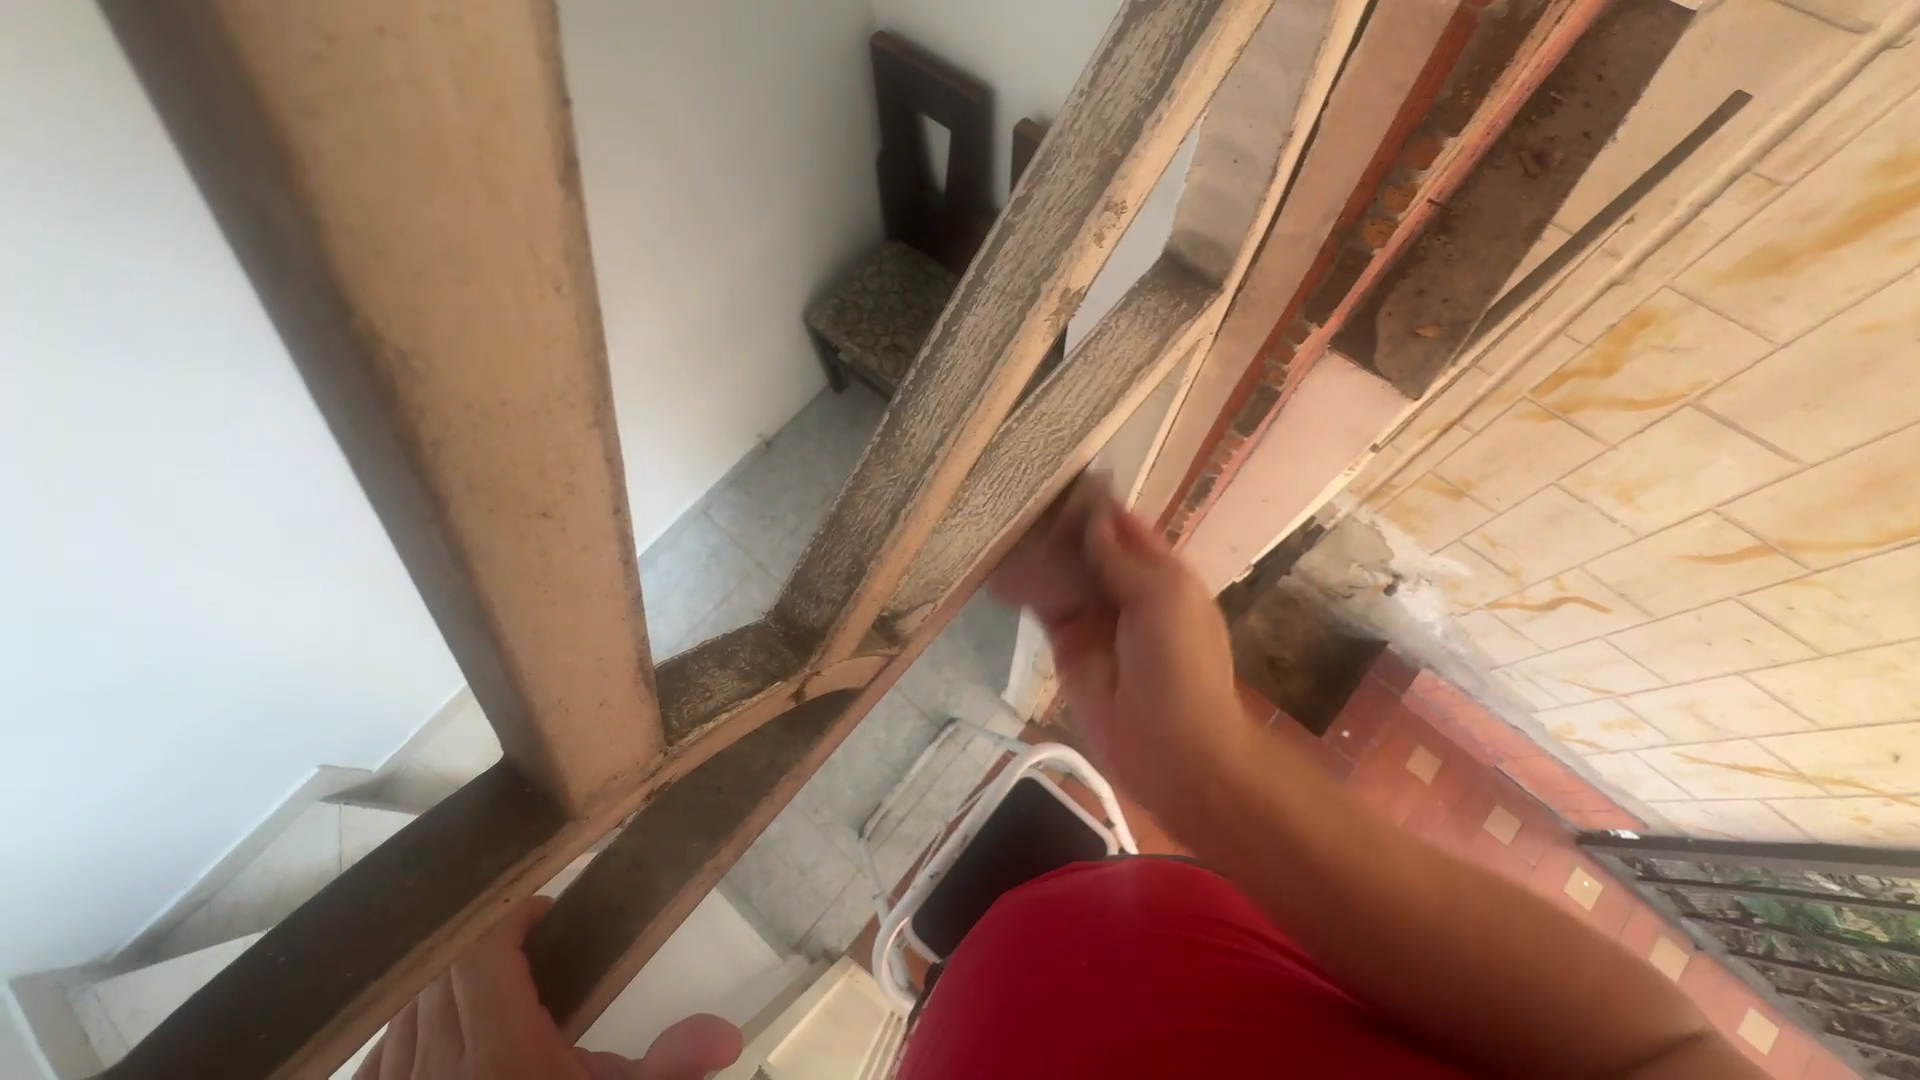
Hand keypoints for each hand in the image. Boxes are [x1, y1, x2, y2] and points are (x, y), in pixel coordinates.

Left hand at [356, 897, 740, 1079]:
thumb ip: (671, 1071)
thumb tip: (729, 1034)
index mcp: (498, 1060)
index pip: (481, 953)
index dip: (511, 918)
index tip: (548, 917)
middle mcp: (432, 1071)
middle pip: (444, 970)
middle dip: (487, 947)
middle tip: (534, 951)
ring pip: (406, 1009)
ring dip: (449, 986)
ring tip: (496, 996)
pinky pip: (377, 1057)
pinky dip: (408, 1032)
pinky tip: (440, 1042)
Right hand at [991, 479, 1251, 819]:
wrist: (1172, 746)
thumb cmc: (1180, 664)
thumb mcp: (1163, 595)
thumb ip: (1124, 557)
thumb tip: (1094, 518)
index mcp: (1162, 573)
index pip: (1125, 527)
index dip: (1097, 503)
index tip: (1059, 471)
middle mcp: (1127, 589)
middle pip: (1089, 547)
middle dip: (1059, 525)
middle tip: (1016, 492)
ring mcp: (1095, 618)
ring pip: (1063, 574)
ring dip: (1038, 553)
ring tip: (1001, 520)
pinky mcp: (1067, 645)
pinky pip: (1044, 608)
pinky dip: (1024, 589)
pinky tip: (998, 568)